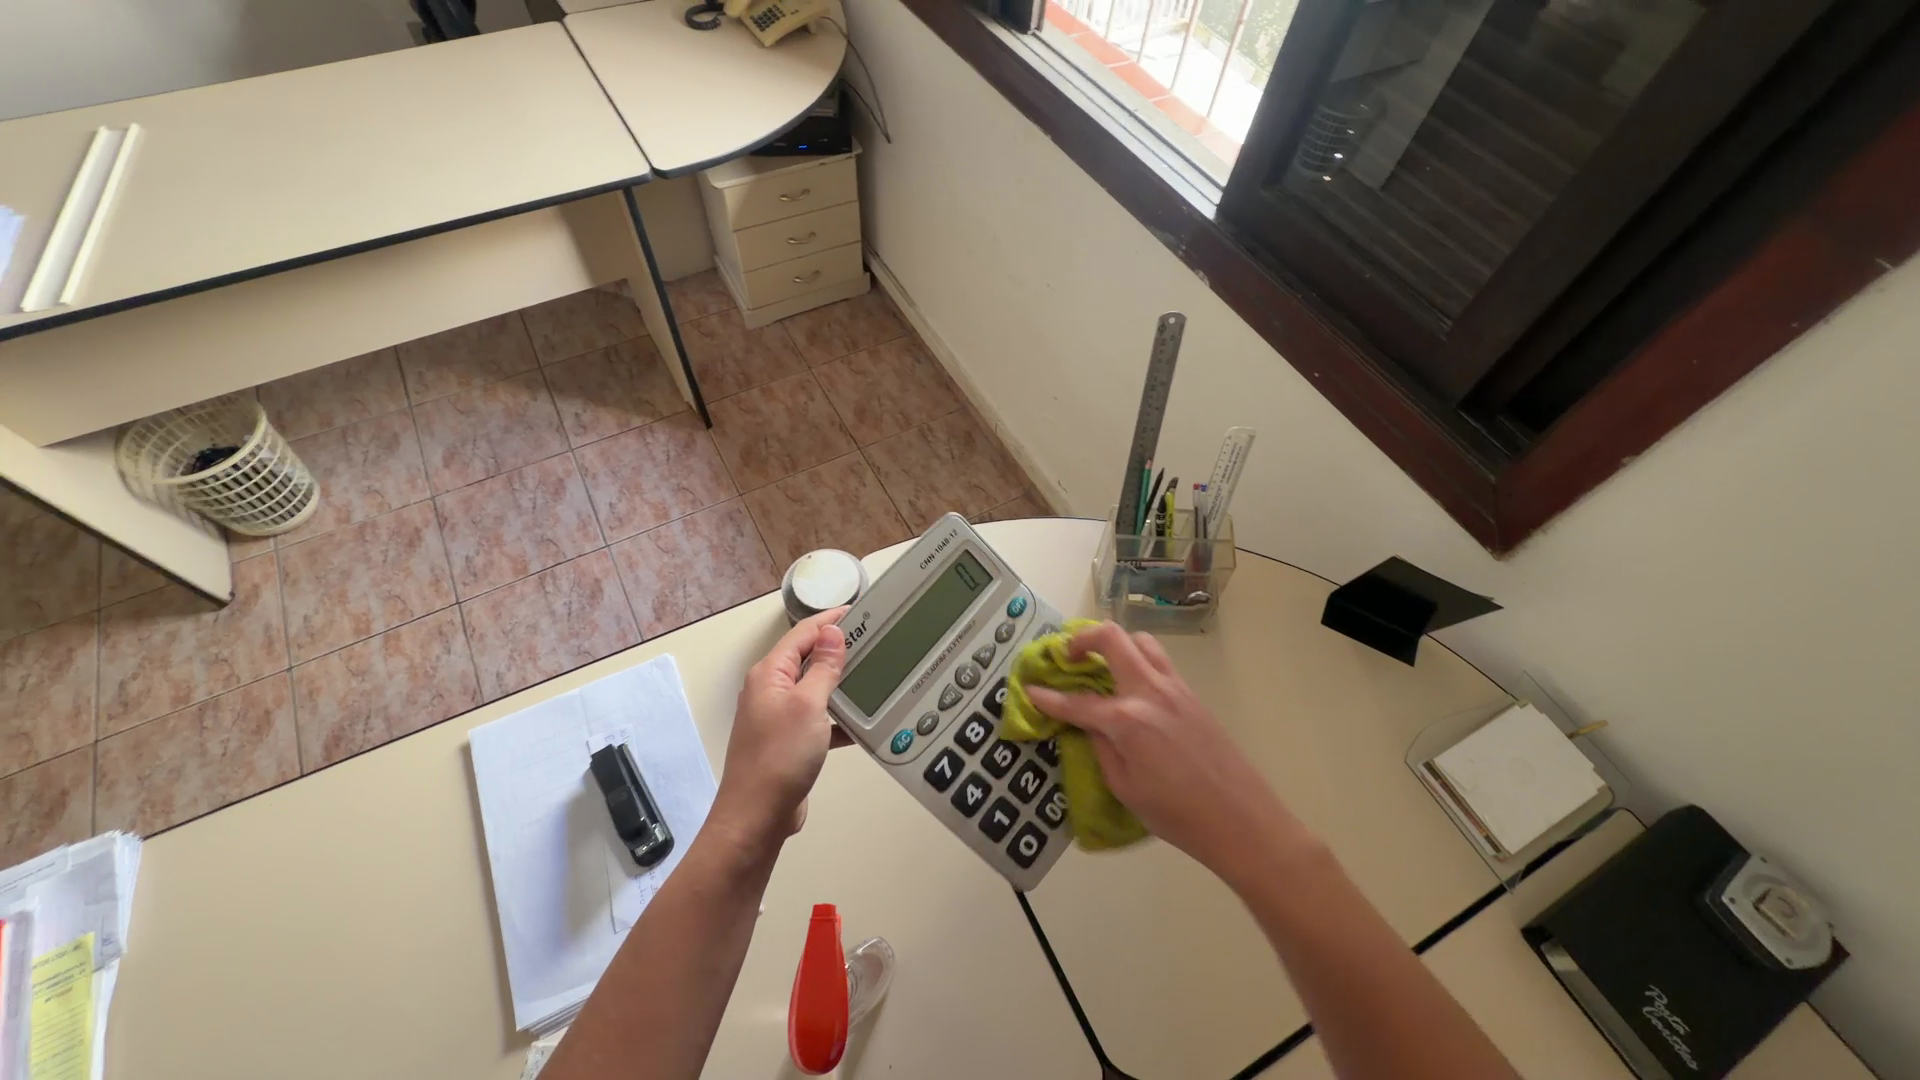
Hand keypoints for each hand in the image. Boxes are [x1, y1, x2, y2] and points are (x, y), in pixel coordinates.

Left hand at [713, 608, 848, 846]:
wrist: (757, 817)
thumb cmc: (777, 760)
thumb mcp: (808, 705)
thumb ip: (823, 667)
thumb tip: (832, 632)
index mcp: (769, 674)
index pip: (802, 634)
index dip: (829, 620)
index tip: (857, 610)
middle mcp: (770, 691)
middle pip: (807, 659)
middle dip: (837, 649)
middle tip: (870, 640)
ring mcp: (778, 717)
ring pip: (814, 689)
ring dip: (839, 684)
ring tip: (869, 676)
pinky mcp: (788, 742)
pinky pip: (817, 719)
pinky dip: (837, 718)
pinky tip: (858, 725)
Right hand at [1023, 621, 1299, 879]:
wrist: (1241, 819)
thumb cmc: (1177, 814)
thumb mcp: (1124, 788)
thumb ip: (1101, 747)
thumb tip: (1089, 724)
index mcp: (1127, 720)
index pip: (1077, 702)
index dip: (1048, 698)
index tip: (1030, 690)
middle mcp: (1149, 692)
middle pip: (1111, 639)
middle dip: (1081, 639)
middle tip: (1067, 656)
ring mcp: (1175, 689)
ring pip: (1141, 642)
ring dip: (1116, 645)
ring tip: (1101, 666)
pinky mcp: (1192, 695)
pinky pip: (1159, 663)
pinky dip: (1138, 662)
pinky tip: (1132, 691)